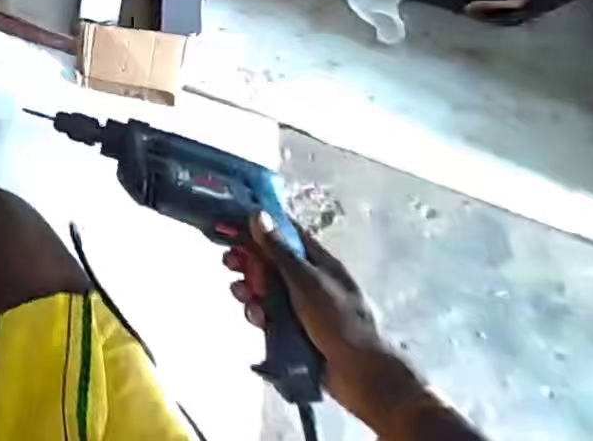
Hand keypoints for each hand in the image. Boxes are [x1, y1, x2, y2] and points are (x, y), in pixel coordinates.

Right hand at [225, 211, 426, 428]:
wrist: (363, 378)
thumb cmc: (340, 320)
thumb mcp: (307, 281)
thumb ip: (279, 249)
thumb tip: (257, 213)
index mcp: (316, 260)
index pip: (284, 230)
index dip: (259, 223)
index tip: (232, 220)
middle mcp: (306, 277)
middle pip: (268, 259)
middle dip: (246, 260)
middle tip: (228, 262)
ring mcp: (299, 303)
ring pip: (263, 286)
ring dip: (248, 287)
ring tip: (240, 293)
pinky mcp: (292, 327)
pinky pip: (267, 312)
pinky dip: (258, 312)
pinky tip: (256, 318)